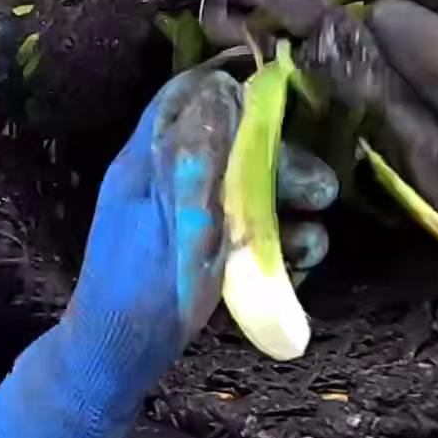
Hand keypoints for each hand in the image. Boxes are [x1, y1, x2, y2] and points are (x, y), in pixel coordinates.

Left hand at [0, 67, 336, 437]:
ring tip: (312, 241)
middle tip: (321, 190)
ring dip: (285, 206)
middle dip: (279, 163)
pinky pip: (239, 223)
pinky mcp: (195, 242)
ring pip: (241, 186)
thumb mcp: (177, 221)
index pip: (182, 96)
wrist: (116, 355)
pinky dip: (271, 238)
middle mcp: (163, 177)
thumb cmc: (144, 292)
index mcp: (146, 161)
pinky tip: (293, 263)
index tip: (276, 84)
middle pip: (227, 144)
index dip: (224, 82)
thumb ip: (197, 159)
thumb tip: (220, 89)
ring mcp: (179, 211)